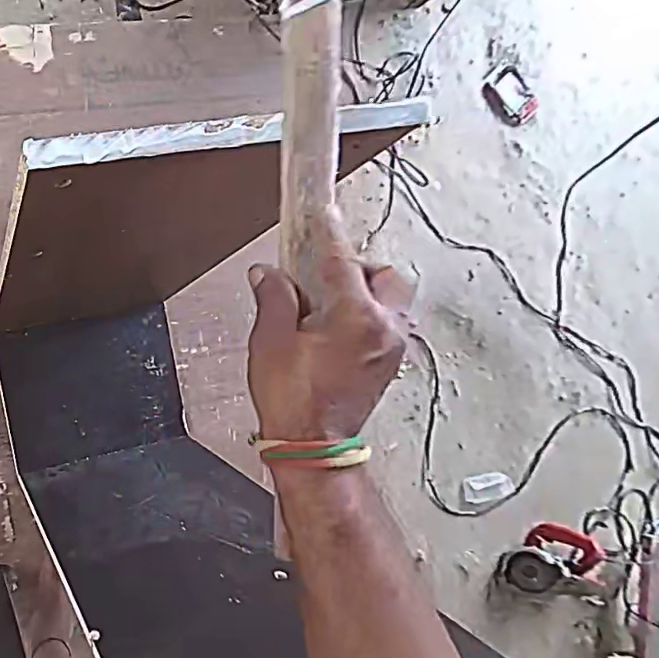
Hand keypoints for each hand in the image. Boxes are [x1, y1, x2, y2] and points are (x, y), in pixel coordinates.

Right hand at [246, 252, 415, 441]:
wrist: (310, 443)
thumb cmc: (293, 400)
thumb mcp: (269, 343)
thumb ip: (274, 300)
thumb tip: (268, 276)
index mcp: (356, 318)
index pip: (341, 261)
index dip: (326, 234)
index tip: (321, 214)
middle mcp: (384, 329)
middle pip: (384, 276)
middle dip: (355, 269)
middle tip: (319, 278)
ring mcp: (390, 348)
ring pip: (389, 301)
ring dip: (360, 295)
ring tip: (322, 307)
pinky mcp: (386, 364)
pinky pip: (383, 324)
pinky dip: (361, 318)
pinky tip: (330, 331)